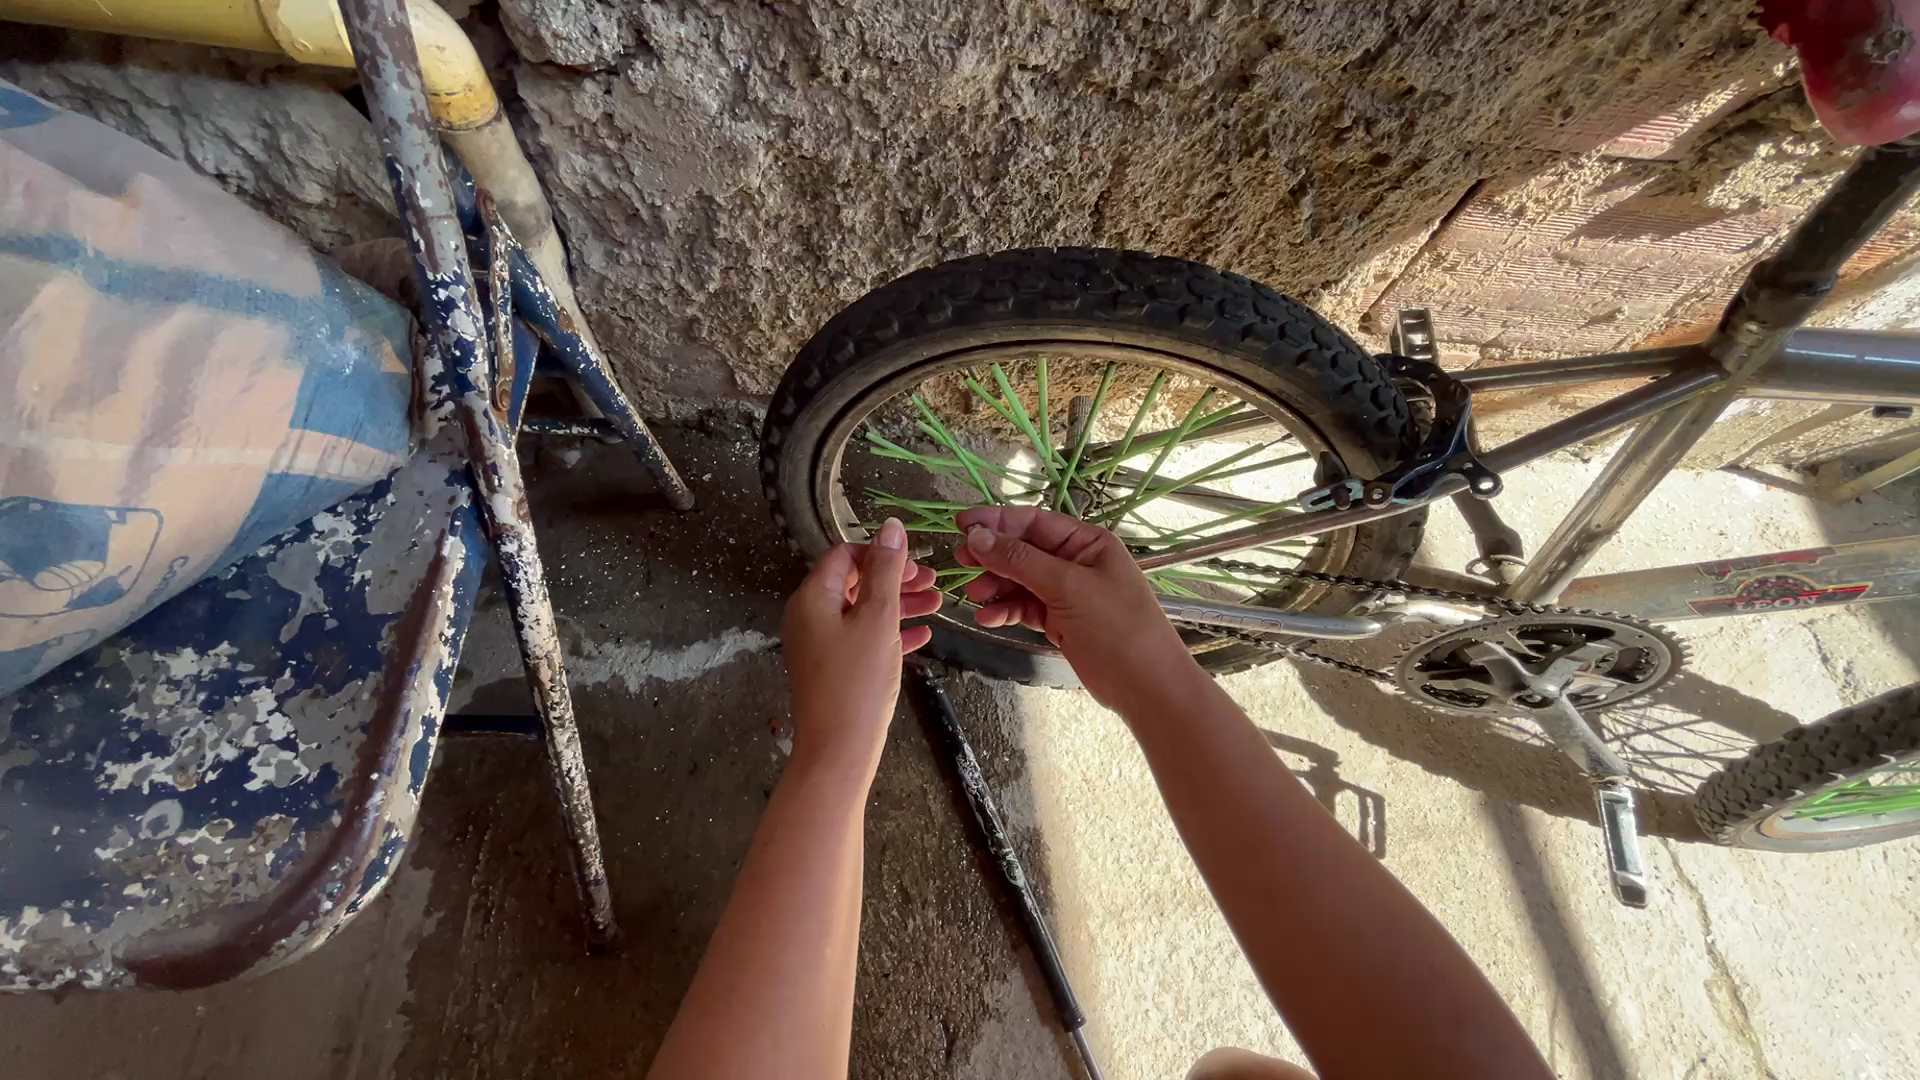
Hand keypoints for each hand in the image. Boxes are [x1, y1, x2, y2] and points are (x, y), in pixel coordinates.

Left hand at [781, 518, 941, 773]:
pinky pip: (862, 638)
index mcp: (813, 597)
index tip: (916, 561)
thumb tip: (891, 526)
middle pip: (855, 582)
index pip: (844, 555)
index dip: (880, 552)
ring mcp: (819, 643)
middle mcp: (810, 615)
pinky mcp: (832, 667)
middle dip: (895, 578)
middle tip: (933, 581)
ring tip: (937, 604)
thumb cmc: (857, 680)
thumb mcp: (878, 619)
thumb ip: (886, 570)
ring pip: (862, 610)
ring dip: (899, 603)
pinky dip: (890, 632)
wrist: (838, 750)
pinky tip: (923, 634)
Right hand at [951, 506, 1200, 710]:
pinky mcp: (1060, 620)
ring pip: (1020, 580)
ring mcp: (1067, 592)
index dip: (996, 521)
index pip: (1034, 521)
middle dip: (992, 555)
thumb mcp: (1067, 586)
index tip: (961, 525)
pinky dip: (1006, 610)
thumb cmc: (1117, 627)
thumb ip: (1020, 560)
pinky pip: (1025, 607)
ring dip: (996, 585)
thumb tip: (977, 536)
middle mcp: (1076, 562)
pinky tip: (988, 618)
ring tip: (975, 596)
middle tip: (961, 561)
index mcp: (1087, 542)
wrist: (1147, 686)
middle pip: (1023, 550)